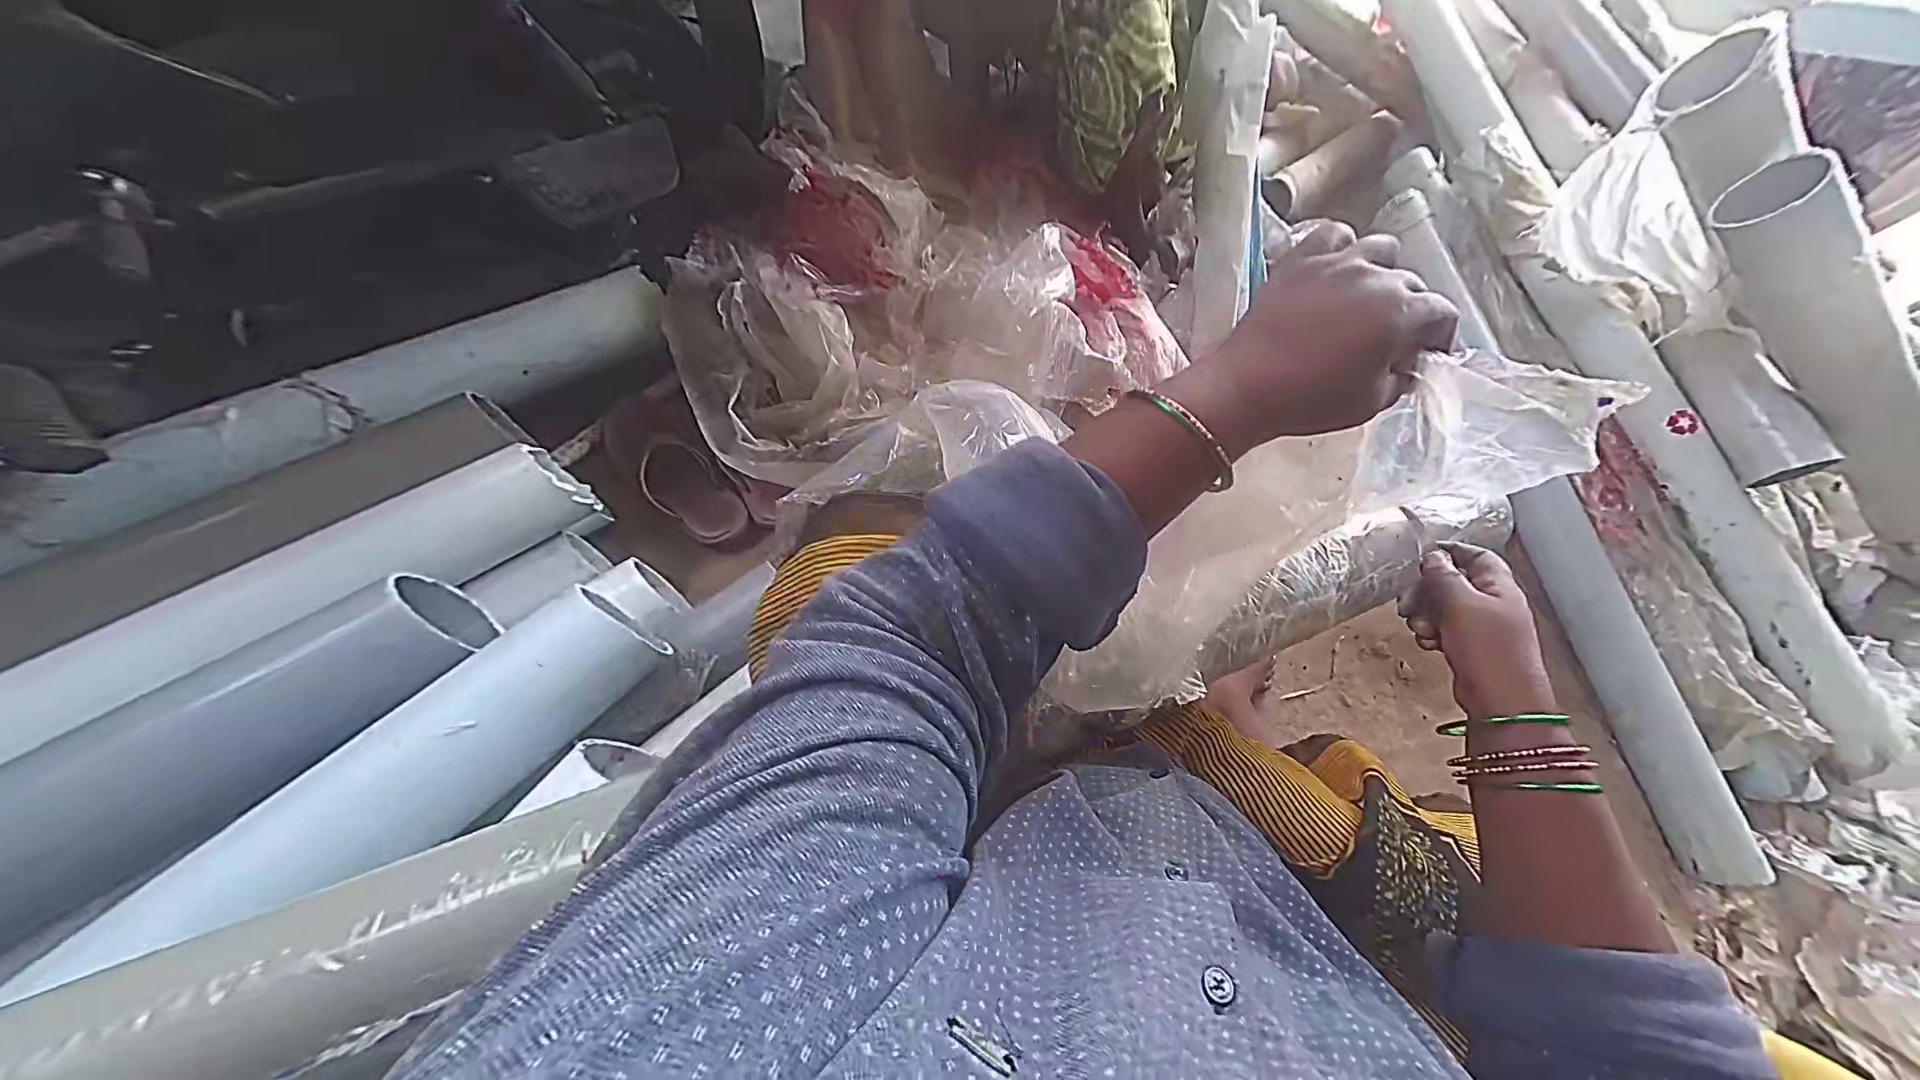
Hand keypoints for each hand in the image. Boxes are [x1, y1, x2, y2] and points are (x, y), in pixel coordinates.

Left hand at [1160, 220, 1458, 454]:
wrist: (1242, 387)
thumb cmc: (1307, 400)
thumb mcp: (1369, 403)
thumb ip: (1398, 379)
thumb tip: (1402, 365)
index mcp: (1402, 312)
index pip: (1442, 315)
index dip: (1438, 338)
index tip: (1424, 354)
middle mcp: (1375, 277)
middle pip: (1410, 284)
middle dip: (1407, 312)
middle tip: (1386, 340)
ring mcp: (1335, 263)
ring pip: (1378, 250)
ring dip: (1379, 274)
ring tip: (1362, 301)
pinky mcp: (1298, 262)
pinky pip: (1331, 235)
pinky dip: (1339, 248)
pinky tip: (1333, 270)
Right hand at [1398, 543, 1554, 718]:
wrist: (1500, 700)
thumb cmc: (1485, 647)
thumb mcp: (1461, 605)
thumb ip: (1444, 577)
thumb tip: (1433, 557)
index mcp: (1499, 587)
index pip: (1476, 555)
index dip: (1451, 551)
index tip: (1421, 556)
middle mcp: (1492, 602)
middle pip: (1452, 582)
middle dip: (1425, 590)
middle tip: (1406, 605)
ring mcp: (1482, 624)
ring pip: (1443, 606)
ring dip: (1425, 614)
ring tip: (1420, 630)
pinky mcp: (1469, 644)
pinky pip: (1443, 628)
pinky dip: (1432, 632)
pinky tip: (1429, 643)